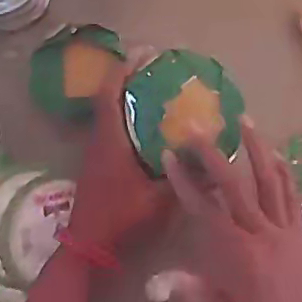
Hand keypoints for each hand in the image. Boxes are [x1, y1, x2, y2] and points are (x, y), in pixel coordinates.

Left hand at [65, 50, 169, 254]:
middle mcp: (100, 138)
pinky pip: (112, 125)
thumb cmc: (120, 218)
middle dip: (129, 76)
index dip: (124, 70)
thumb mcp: (158, 200)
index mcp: (110, 139)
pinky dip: (128, 114)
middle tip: (155, 66)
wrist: (87, 246)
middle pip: (110, 96)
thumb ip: (186, 181)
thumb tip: (214, 164)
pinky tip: (149, 123)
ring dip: (127, 95)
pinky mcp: (99, 161)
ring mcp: (97, 150)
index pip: (111, 93)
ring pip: (110, 111)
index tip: (143, 54)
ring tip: (155, 87)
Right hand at [162, 119, 301, 301]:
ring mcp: (284, 231)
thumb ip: (189, 292)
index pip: (204, 208)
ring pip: (269, 180)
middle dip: (213, 155)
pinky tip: (278, 154)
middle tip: (198, 128)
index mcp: (237, 253)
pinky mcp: (300, 236)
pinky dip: (285, 172)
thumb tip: (153, 281)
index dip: (185, 181)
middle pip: (234, 185)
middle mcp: (261, 234)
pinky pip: (293, 197)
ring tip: (246, 120)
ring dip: (256, 148)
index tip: (170, 155)